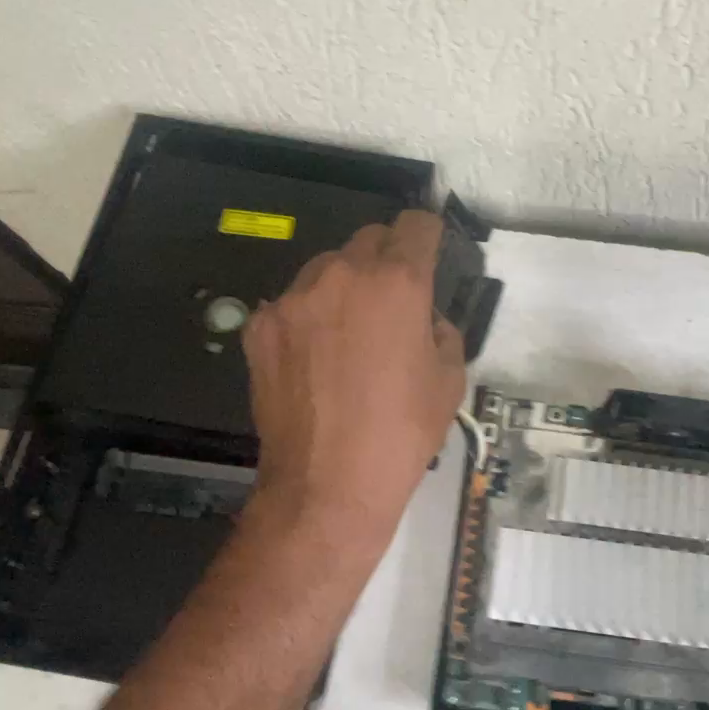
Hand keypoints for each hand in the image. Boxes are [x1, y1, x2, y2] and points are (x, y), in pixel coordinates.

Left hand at [241, 209, 466, 541]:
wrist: (327, 485)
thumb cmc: (401, 434)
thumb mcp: (449, 382)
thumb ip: (442, 332)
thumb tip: (424, 319)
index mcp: (397, 283)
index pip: (417, 225)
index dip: (429, 236)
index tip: (430, 254)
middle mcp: (342, 275)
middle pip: (368, 239)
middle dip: (386, 260)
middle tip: (392, 302)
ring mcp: (293, 299)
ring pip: (326, 269)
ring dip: (344, 286)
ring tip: (348, 335)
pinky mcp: (259, 327)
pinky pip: (292, 304)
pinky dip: (307, 318)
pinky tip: (313, 360)